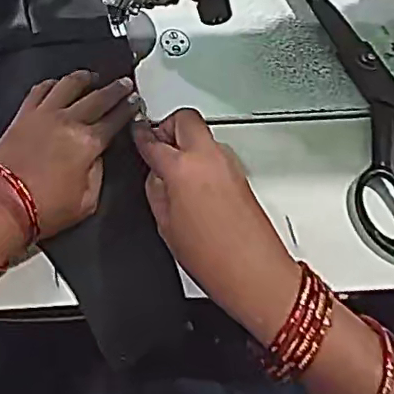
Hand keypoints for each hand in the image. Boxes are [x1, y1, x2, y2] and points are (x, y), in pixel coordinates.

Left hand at [0, 72, 137, 240]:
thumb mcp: (87, 201)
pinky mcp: (23, 115)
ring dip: (84, 78)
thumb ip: (97, 173)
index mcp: (87, 144)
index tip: (134, 102)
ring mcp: (43, 115)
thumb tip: (97, 157)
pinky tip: (56, 83)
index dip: (127, 108)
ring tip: (92, 77)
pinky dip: (51, 83)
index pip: (114, 119)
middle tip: (123, 84)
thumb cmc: (42, 208)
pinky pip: (39, 90)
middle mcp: (67, 122)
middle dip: (115, 89)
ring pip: (68, 85)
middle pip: (97, 97)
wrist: (3, 203)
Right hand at [132, 109, 299, 334]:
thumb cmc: (215, 258)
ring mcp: (229, 164)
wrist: (256, 275)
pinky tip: (193, 184)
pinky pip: (215, 153)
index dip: (140, 135)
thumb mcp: (165, 224)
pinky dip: (201, 159)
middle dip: (167, 126)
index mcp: (182, 168)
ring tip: (175, 169)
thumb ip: (155, 189)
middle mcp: (208, 158)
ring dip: (186, 142)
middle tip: (157, 144)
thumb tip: (154, 176)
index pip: (153, 139)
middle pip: (184, 118)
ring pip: (202, 134)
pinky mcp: (241, 175)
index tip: (137, 134)